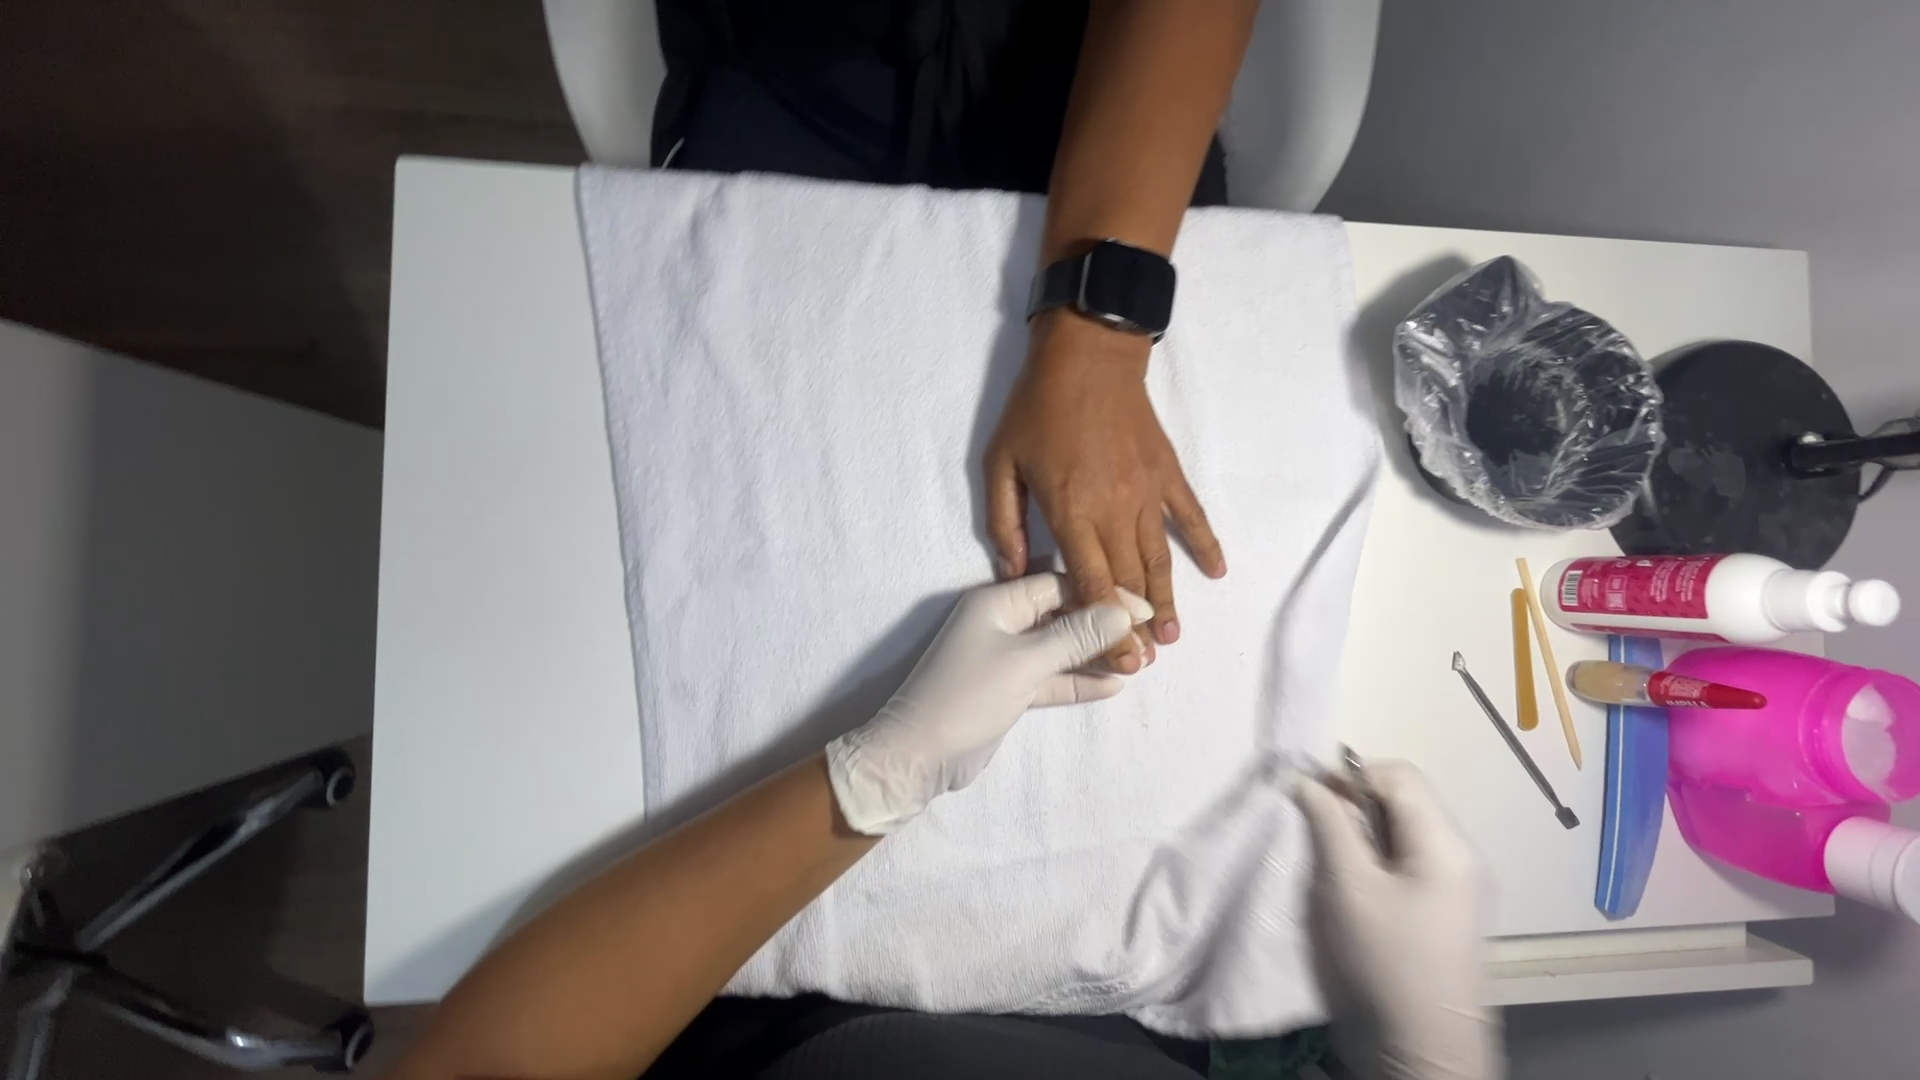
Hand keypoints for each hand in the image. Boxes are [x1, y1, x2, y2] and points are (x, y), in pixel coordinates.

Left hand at [826, 573, 1150, 834]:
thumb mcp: (1024, 662)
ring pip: (1061, 648)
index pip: (1060, 584)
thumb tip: (1122, 611)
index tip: (1143, 609)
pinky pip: (1052, 678)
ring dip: (1097, 654)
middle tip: (1149, 640)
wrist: (919, 754)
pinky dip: (1079, 680)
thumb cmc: (967, 696)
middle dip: (1104, 625)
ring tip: (1141, 662)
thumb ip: (1075, 637)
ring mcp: (1007, 658)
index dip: (1102, 594)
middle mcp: (1003, 622)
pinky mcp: (1011, 689)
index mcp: (997, 602)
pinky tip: (1115, 685)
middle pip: (1064, 614)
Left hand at [982, 311, 1225, 671]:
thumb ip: (1005, 524)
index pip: (1093, 587)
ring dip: (1166, 601)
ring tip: (1172, 637)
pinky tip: (1216, 573)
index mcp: (1072, 513)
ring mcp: (1148, 494)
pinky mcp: (1168, 475)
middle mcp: (1115, 511)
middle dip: (1137, 629)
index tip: (1120, 663)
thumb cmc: (1036, 411)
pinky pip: (1190, 517)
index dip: (1105, 631)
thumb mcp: (1001, 464)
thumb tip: (1013, 573)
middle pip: (1130, 583)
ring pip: (1160, 559)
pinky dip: (1205, 546)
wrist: (1087, 356)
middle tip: (1144, 663)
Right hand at [1295, 764, 1501, 1079]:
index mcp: (1447, 844)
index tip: (1313, 799)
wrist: (1424, 1052)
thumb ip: (1329, 822)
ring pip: (1402, 829)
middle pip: (1403, 800)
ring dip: (1362, 832)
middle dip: (1355, 804)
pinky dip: (1376, 857)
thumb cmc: (1385, 960)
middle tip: (1319, 833)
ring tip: (1334, 862)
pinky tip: (1356, 886)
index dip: (1351, 775)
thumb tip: (1306, 777)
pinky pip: (1409, 859)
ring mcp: (1459, 885)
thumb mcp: (1347, 884)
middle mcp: (1462, 855)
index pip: (1398, 775)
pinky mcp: (1447, 909)